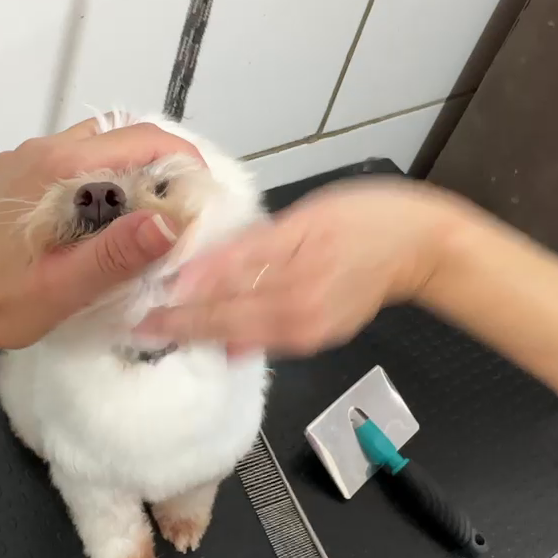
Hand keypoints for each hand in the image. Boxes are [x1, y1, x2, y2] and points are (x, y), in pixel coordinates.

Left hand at [0, 119, 193, 377]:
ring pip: (93, 148)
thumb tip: (171, 222)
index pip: (136, 138)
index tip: (203, 189)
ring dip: (127, 173)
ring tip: (146, 217)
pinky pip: (68, 163)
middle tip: (178, 208)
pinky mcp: (11, 180)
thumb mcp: (66, 287)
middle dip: (157, 164)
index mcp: (54, 169)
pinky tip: (103, 223)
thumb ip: (118, 253)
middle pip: (116, 135)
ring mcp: (20, 163)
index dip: (180, 157)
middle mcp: (36, 152)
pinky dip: (98, 181)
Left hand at [136, 178, 473, 355]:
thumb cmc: (364, 218)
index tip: (137, 318)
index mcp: (289, 290)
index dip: (174, 314)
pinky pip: (263, 339)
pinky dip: (231, 333)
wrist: (420, 246)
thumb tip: (192, 277)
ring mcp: (306, 337)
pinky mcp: (315, 339)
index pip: (215, 306)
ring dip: (201, 333)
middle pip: (222, 329)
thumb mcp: (301, 221)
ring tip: (163, 326)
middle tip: (138, 327)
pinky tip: (209, 325)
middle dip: (179, 329)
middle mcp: (294, 324)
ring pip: (239, 338)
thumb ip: (245, 252)